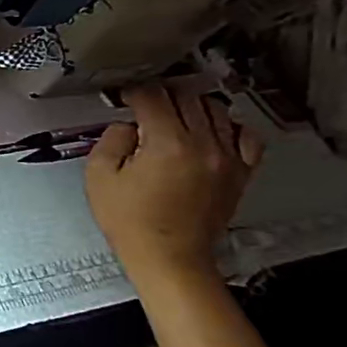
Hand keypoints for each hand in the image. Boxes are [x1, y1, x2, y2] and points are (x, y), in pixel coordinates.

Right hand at [85, 83, 264, 283]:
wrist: (168, 256)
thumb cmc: (129, 219)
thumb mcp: (99, 174)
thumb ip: (112, 138)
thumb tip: (129, 125)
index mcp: (167, 143)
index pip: (153, 96)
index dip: (134, 90)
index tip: (123, 96)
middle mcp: (204, 146)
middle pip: (188, 97)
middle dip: (162, 93)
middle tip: (143, 101)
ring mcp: (228, 159)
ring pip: (217, 110)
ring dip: (192, 105)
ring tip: (173, 112)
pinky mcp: (240, 174)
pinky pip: (247, 137)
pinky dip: (229, 126)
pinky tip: (210, 130)